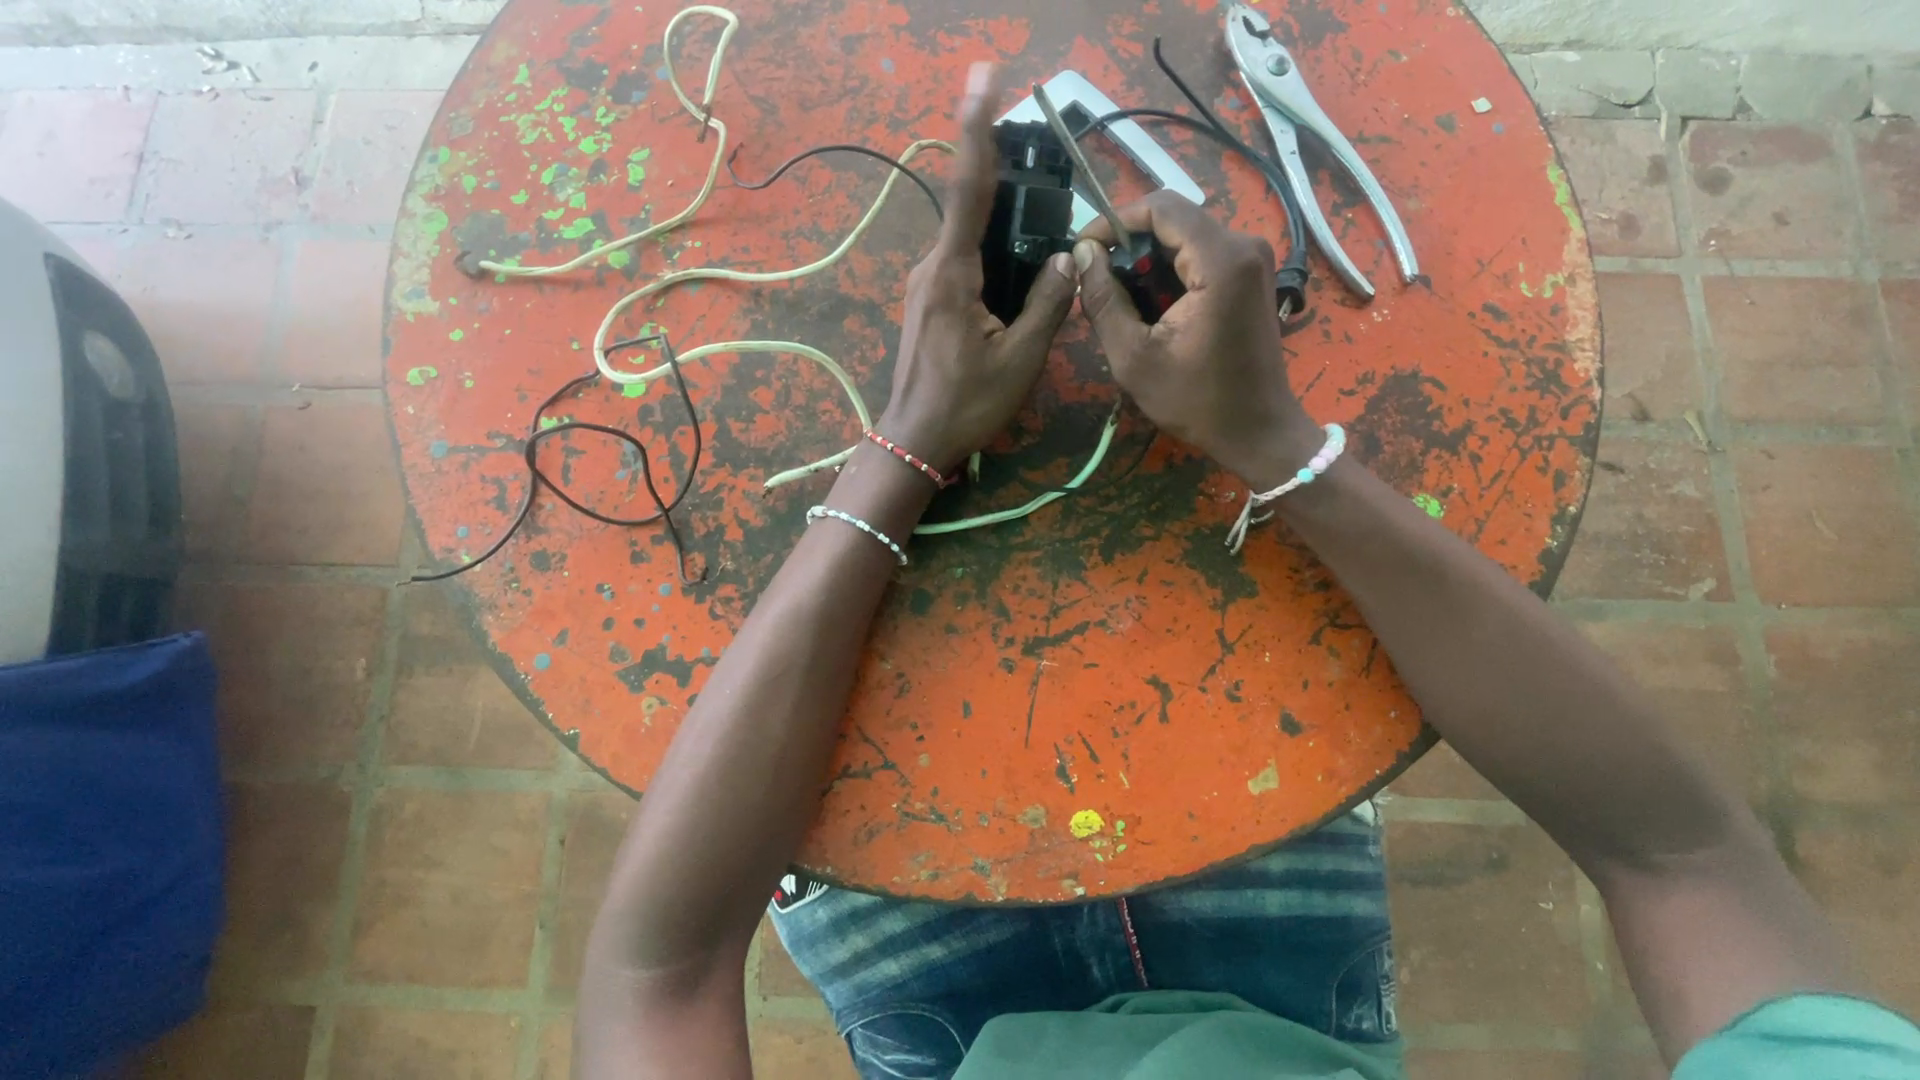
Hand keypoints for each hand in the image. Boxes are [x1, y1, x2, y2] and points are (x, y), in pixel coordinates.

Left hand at [876, 62, 1077, 473]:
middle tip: (1039, 160)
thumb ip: (1049, 304)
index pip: (969, 189)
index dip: (979, 131)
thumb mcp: (1020, 359)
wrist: (914, 440)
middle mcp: (931, 267)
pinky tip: (1016, 274)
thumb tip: (1072, 257)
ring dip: (1001, 228)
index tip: (983, 77)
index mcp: (952, 274)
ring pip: (969, 240)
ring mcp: (924, 284)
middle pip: (972, 210)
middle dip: (1004, 182)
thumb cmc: (966, 404)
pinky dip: (991, 256)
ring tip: (1036, 226)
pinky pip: (963, 263)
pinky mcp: (926, 301)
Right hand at [1075, 192, 1319, 489]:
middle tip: (1099, 283)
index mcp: (1221, 259)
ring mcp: (1253, 259)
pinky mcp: (1252, 276)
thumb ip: (1103, 300)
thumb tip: (1084, 254)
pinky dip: (1171, 273)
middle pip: (1173, 219)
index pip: (1160, 206)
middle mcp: (1244, 245)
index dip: (1115, 221)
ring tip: (1123, 302)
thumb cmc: (1196, 400)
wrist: (1257, 430)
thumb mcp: (1133, 357)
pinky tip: (1153, 309)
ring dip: (1149, 263)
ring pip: (1185, 237)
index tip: (1086, 251)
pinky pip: (1201, 255)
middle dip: (1131, 246)